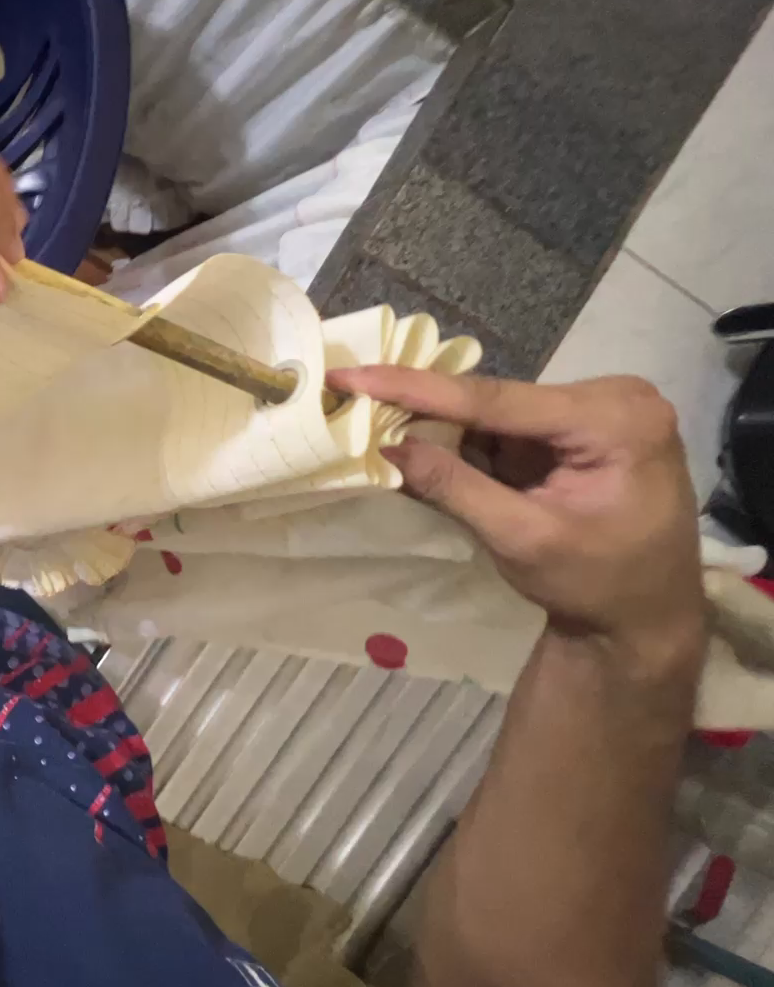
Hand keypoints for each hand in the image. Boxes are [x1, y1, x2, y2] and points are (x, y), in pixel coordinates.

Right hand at [329, 367, 705, 658]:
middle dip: (413, 405)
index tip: (349, 376)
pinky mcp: (556, 433)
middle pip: (483, 399)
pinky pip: (485, 427)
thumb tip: (387, 447)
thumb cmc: (599, 579)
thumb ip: (455, 487)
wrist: (642, 610)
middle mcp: (603, 401)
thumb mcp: (522, 537)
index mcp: (613, 420)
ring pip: (478, 411)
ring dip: (423, 423)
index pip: (492, 399)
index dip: (413, 388)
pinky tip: (404, 443)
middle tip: (343, 401)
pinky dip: (442, 439)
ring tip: (362, 425)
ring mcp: (579, 415)